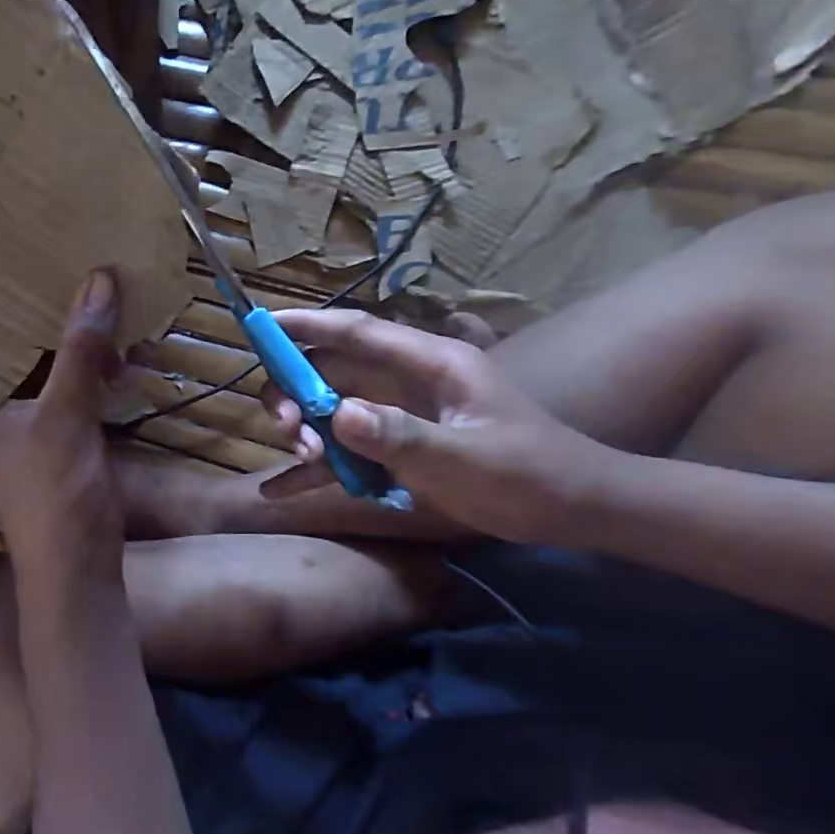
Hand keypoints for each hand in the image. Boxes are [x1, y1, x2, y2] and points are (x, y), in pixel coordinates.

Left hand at [0, 270, 124, 571]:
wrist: (78, 564)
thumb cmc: (52, 493)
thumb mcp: (64, 414)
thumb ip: (80, 348)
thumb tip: (99, 278)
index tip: (11, 244)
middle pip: (13, 337)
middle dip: (46, 307)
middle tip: (72, 259)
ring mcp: (24, 412)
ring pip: (48, 357)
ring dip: (79, 337)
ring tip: (112, 307)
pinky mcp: (56, 425)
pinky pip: (72, 380)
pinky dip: (94, 365)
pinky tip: (124, 352)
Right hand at [259, 310, 617, 543]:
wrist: (571, 510)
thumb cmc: (529, 472)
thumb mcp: (465, 454)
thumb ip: (401, 434)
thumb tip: (336, 415)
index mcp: (428, 364)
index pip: (358, 333)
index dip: (309, 324)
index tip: (263, 323)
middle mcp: (404, 383)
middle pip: (330, 372)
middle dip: (296, 392)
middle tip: (289, 429)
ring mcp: (396, 417)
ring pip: (328, 411)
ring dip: (305, 430)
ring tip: (304, 458)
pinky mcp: (393, 451)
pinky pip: (342, 454)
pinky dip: (313, 470)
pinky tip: (279, 490)